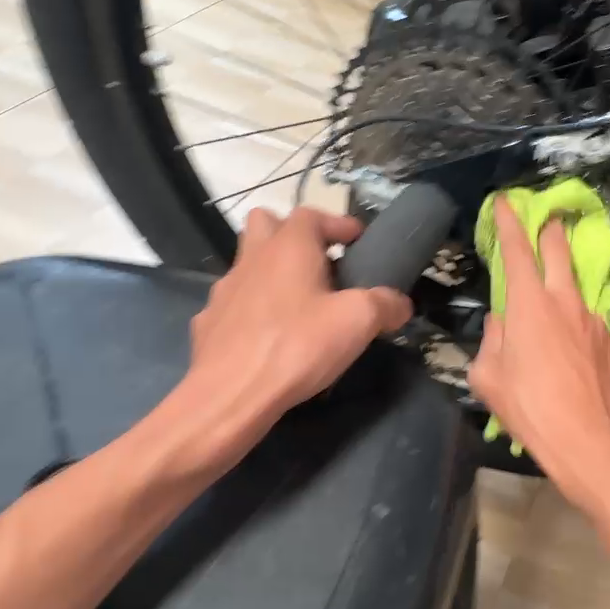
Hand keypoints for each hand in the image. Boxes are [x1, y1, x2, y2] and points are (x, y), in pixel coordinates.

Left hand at [175, 207, 411, 440]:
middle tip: (319, 263)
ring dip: (271, 273)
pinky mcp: (209, 323)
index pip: (312, 214)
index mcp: (289, 247)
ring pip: (247, 264)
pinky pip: (234, 304)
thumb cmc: (297, 346)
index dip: (337, 223)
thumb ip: (385, 305)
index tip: (358, 241)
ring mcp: (224, 291)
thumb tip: (400, 303)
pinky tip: (268, 337)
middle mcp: (252, 259)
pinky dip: (252, 310)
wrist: (230, 393)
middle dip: (292, 234)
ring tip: (297, 304)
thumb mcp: (358, 322)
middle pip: (266, 224)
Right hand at [469, 199, 609, 510]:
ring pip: (576, 282)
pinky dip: (575, 315)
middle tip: (542, 220)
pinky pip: (587, 315)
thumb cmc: (529, 409)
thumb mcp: (488, 377)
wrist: (588, 439)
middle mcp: (564, 301)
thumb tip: (503, 323)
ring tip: (553, 286)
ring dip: (564, 273)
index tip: (506, 202)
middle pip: (559, 247)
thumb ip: (493, 340)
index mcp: (529, 305)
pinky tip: (568, 340)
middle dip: (548, 228)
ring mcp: (592, 318)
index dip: (510, 221)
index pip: (517, 250)